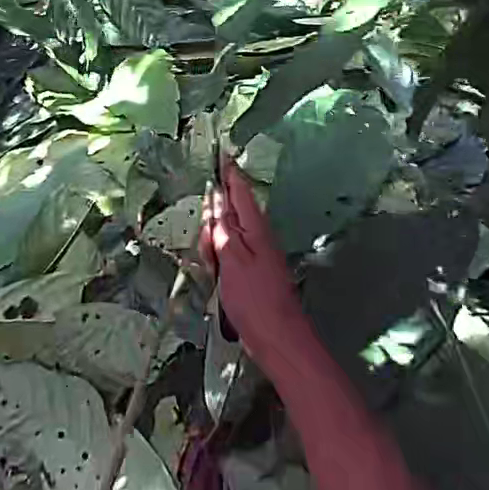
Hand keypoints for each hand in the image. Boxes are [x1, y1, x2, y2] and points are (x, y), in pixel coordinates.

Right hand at [200, 158, 306, 361]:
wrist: (277, 337)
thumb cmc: (254, 297)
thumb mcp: (230, 258)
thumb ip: (221, 227)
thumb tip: (217, 198)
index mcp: (254, 225)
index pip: (238, 188)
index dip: (228, 171)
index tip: (220, 152)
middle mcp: (256, 234)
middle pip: (227, 213)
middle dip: (212, 225)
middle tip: (210, 253)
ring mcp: (255, 253)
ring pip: (225, 236)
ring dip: (214, 249)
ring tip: (217, 275)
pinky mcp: (252, 271)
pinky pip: (229, 255)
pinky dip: (219, 263)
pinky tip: (219, 281)